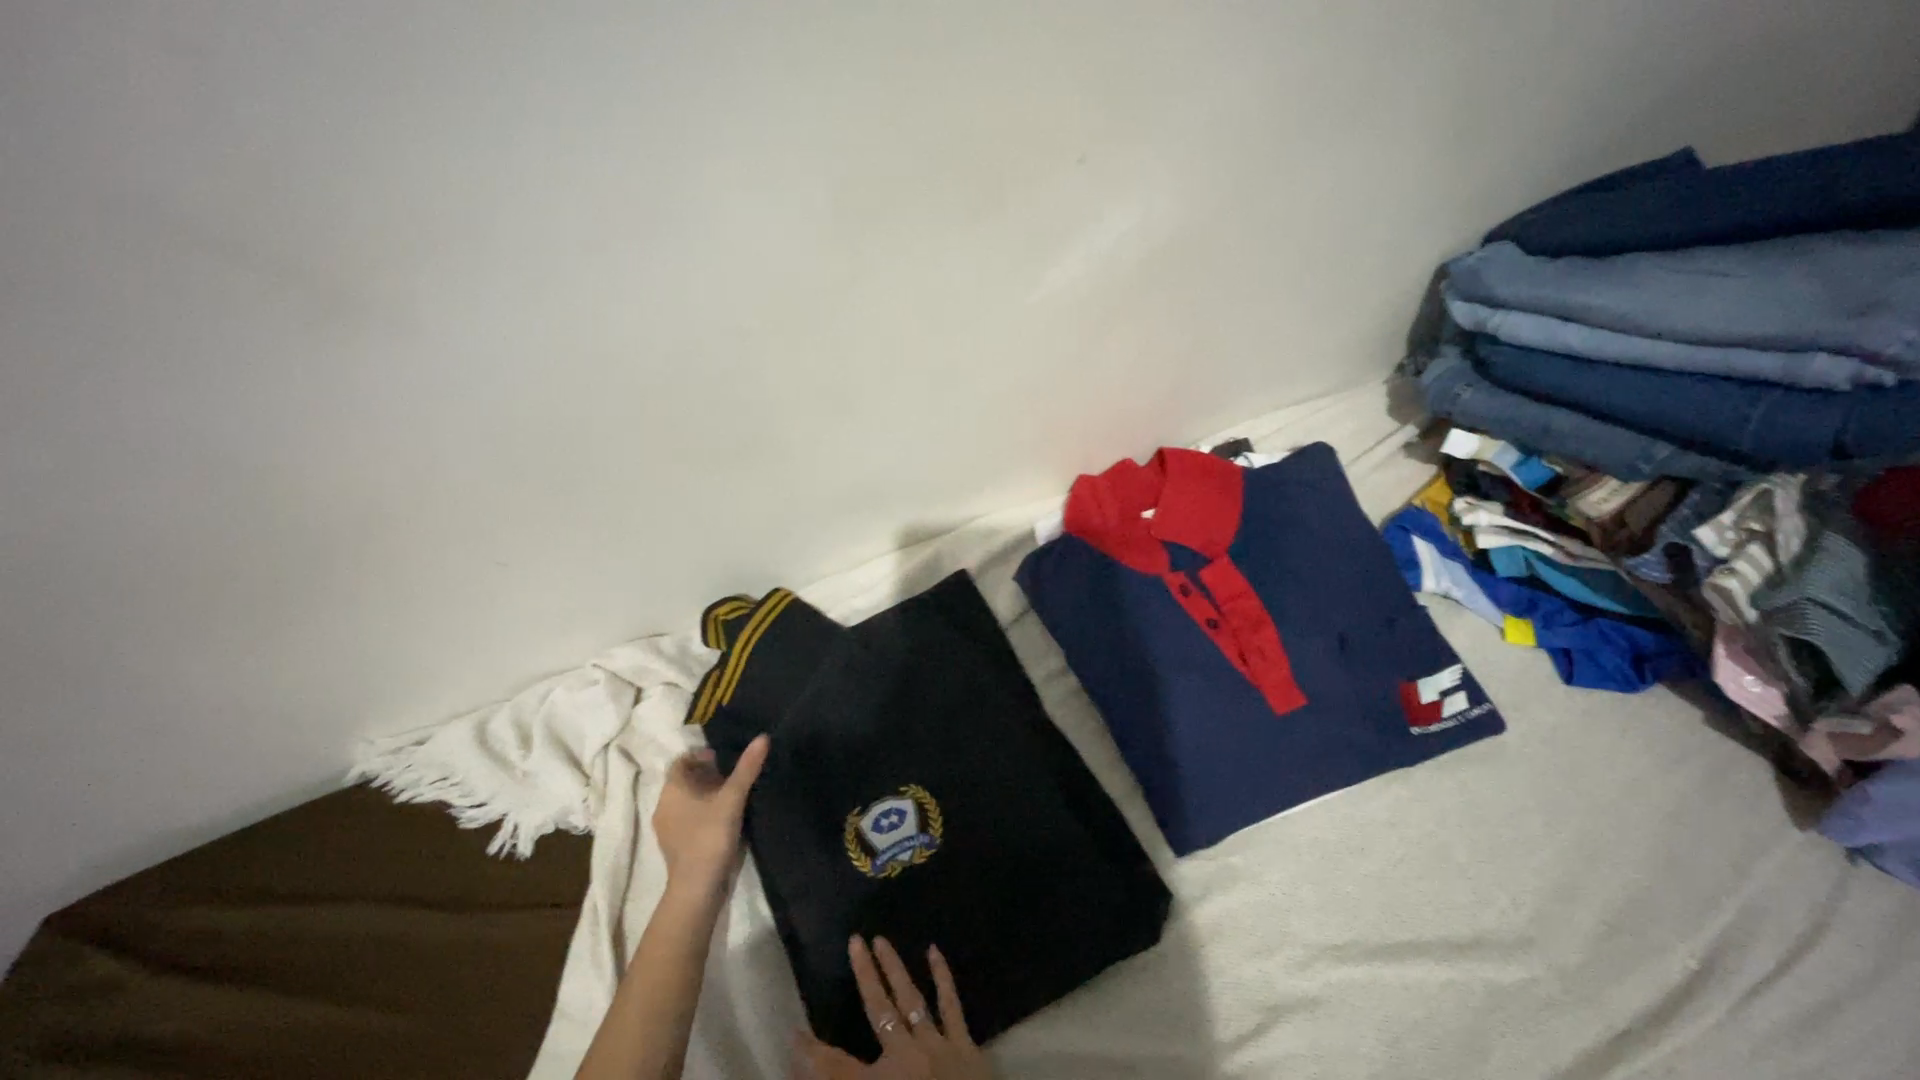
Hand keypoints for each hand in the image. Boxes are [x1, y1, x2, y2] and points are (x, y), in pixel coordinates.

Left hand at [651, 734, 768, 892]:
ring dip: (706, 794)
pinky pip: (688, 818)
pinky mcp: (676, 845)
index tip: (724, 759)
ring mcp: (667, 828)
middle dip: (706, 774)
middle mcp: (663, 805)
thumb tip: (762, 737)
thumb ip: (747, 768)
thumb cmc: (710, 836)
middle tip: (733, 775)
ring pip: (686, 801)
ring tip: (732, 796)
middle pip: (684, 780)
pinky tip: (724, 819)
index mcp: (671, 789)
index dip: (700, 755)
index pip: (680, 761)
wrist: (697, 887)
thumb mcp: (732, 799)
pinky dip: (703, 812)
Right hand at [791, 936, 994, 1079]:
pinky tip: (933, 951)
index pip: (837, 1064)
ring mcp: (938, 1046)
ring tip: (882, 941)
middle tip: (856, 940)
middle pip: (881, 1007)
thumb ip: (841, 1074)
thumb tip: (806, 1050)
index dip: (814, 1053)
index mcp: (883, 1077)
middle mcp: (907, 1053)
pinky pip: (951, 1006)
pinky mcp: (965, 1046)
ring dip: (895, 969)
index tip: (795, 1032)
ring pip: (912, 999)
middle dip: (867, 973)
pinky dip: (942, 977)